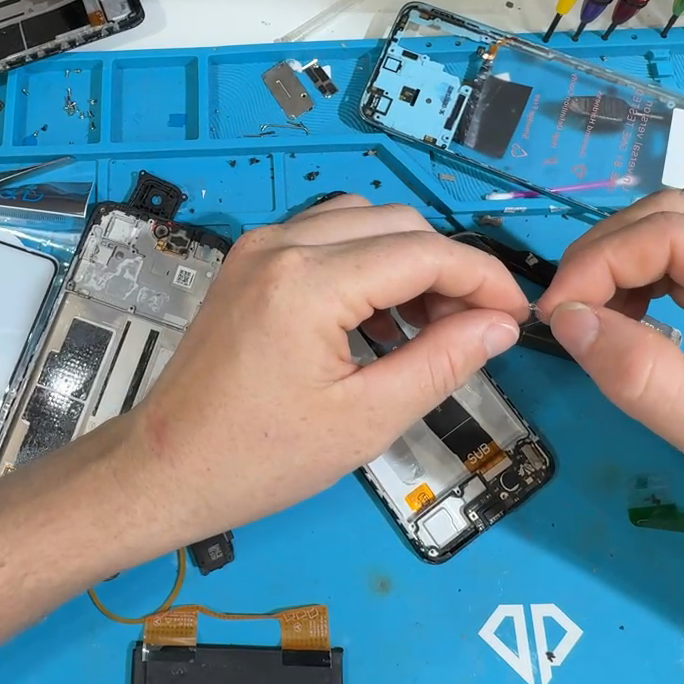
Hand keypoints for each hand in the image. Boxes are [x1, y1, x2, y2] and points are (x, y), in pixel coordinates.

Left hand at [119, 196, 527, 546]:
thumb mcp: (366, 420)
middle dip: (446, 266)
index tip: (515, 315)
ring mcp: (259, 246)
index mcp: (309, 282)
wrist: (168, 464)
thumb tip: (499, 323)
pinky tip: (376, 318)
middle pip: (395, 222)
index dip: (483, 277)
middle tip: (471, 326)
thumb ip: (442, 362)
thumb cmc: (263, 456)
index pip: (423, 251)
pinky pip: (323, 236)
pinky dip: (363, 261)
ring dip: (404, 259)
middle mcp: (281, 243)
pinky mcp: (248, 260)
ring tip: (426, 322)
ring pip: (360, 220)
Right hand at [535, 192, 683, 591]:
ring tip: (592, 325)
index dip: (602, 262)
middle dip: (605, 258)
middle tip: (566, 317)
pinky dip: (641, 291)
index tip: (554, 317)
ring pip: (676, 239)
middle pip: (674, 218)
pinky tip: (628, 328)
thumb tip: (565, 319)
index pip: (677, 232)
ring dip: (620, 271)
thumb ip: (646, 381)